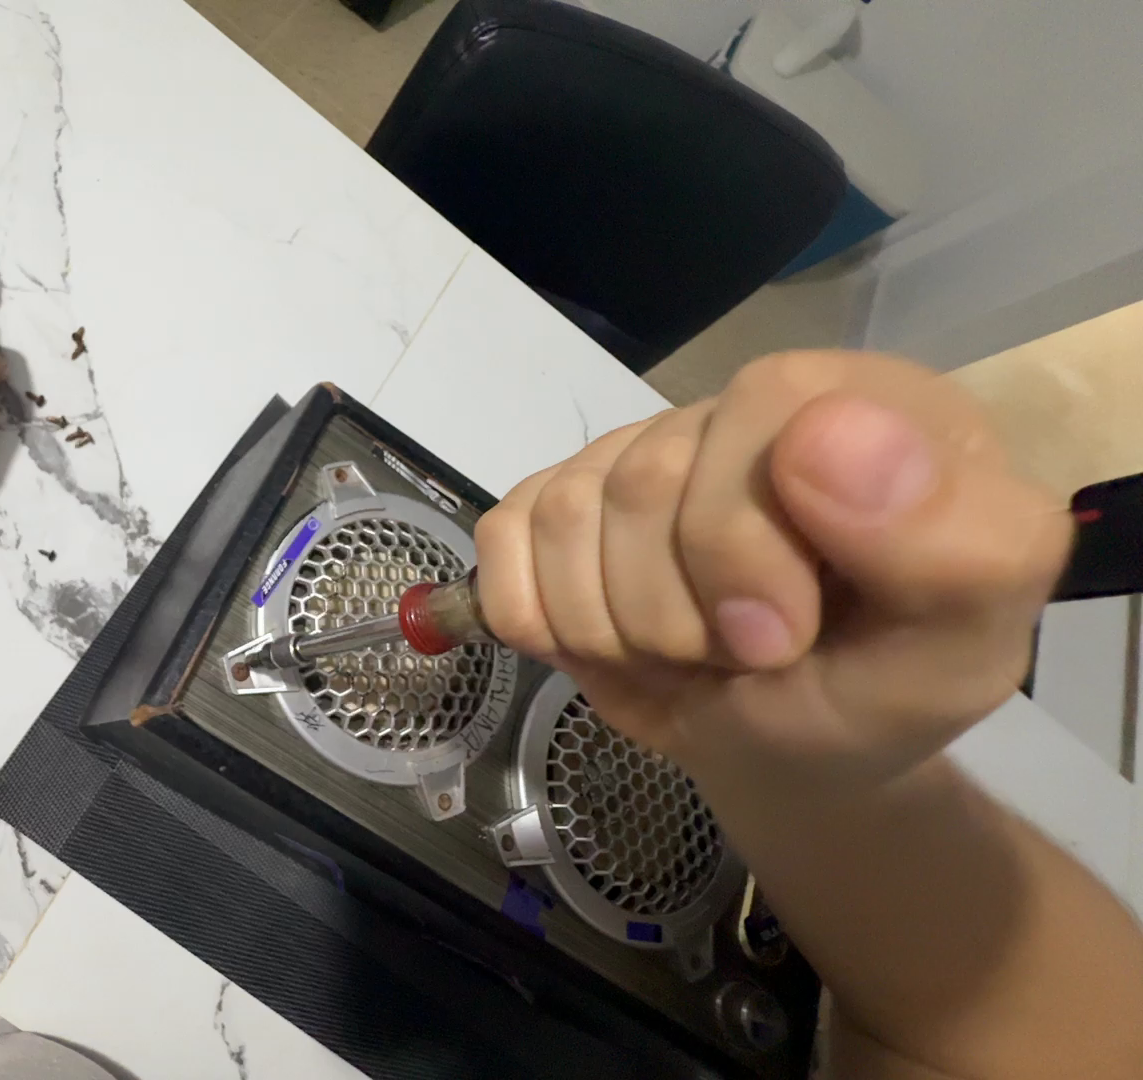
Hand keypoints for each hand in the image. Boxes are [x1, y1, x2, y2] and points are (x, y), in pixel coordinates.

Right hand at [474, 351, 1072, 794]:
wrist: (765, 742)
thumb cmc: (859, 695)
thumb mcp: (953, 655)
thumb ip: (955, 545)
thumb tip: (827, 431)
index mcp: (847, 407)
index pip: (760, 408)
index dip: (744, 537)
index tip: (774, 636)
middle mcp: (715, 416)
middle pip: (640, 478)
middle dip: (670, 609)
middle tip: (723, 656)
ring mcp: (612, 458)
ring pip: (561, 517)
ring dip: (606, 626)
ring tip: (665, 651)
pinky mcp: (537, 506)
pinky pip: (501, 542)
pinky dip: (534, 617)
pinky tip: (589, 636)